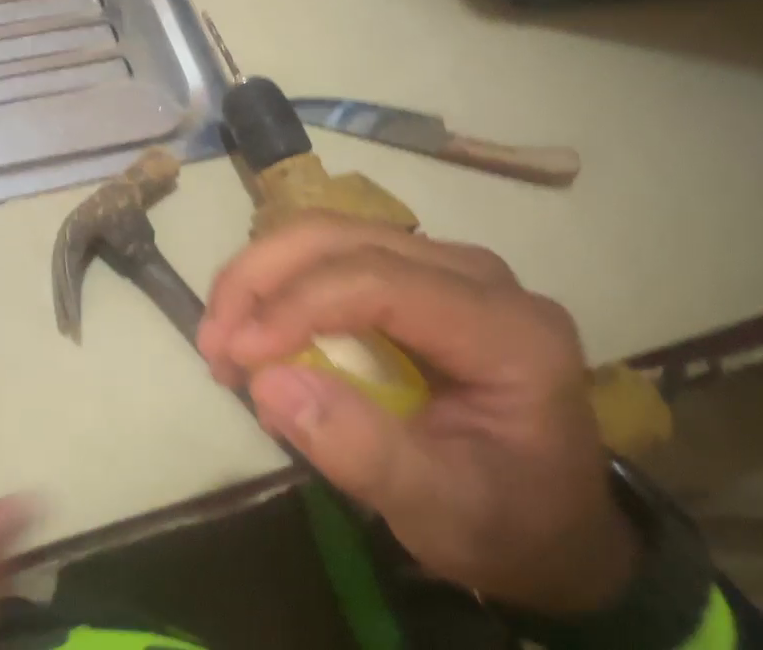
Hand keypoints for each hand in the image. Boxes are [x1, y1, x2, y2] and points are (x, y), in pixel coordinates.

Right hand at [196, 214, 638, 615]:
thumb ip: (366, 453)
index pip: (383, 282)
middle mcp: (477, 277)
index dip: (297, 305)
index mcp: (509, 331)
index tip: (235, 355)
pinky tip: (255, 335)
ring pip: (326, 236)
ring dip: (259, 279)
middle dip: (261, 280)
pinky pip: (327, 257)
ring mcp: (442, 269)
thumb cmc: (505, 523)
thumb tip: (270, 383)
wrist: (549, 526)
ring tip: (224, 343)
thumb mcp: (442, 513)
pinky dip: (276, 287)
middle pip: (343, 239)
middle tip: (214, 344)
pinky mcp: (410, 277)